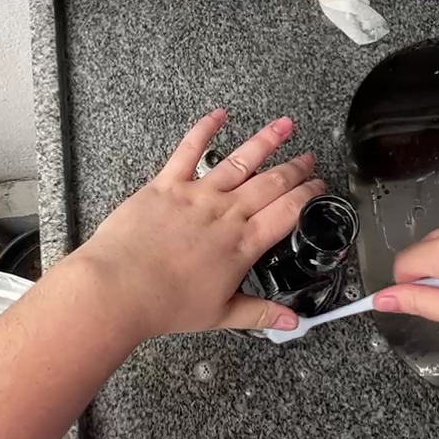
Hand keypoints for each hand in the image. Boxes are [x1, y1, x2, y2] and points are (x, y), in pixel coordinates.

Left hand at [61, 109, 325, 339]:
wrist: (119, 289)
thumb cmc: (165, 304)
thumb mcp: (221, 316)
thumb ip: (261, 314)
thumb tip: (292, 324)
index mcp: (242, 244)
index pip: (288, 212)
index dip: (308, 196)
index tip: (319, 187)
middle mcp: (226, 214)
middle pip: (271, 183)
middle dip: (295, 168)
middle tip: (309, 158)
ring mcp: (197, 195)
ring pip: (240, 161)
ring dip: (266, 140)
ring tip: (285, 125)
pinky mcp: (167, 185)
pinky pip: (189, 150)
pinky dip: (204, 129)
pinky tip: (218, 114)